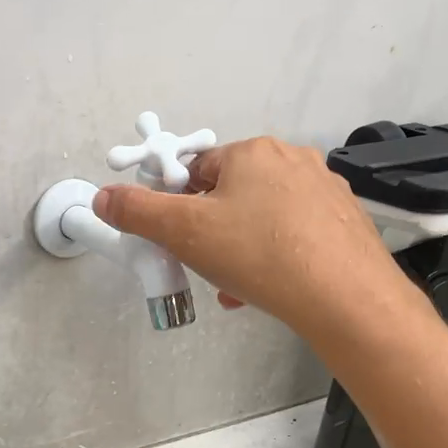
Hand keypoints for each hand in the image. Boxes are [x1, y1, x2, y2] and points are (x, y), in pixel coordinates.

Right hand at [91, 136, 417, 340]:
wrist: (342, 295)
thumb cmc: (258, 254)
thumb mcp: (183, 233)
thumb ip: (138, 212)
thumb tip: (103, 198)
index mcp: (252, 152)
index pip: (197, 169)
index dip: (178, 205)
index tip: (178, 238)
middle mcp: (292, 160)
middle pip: (230, 194)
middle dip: (210, 232)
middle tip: (205, 266)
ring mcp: (323, 190)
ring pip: (261, 218)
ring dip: (239, 249)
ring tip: (235, 286)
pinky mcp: (343, 222)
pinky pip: (292, 235)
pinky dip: (272, 258)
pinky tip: (267, 288)